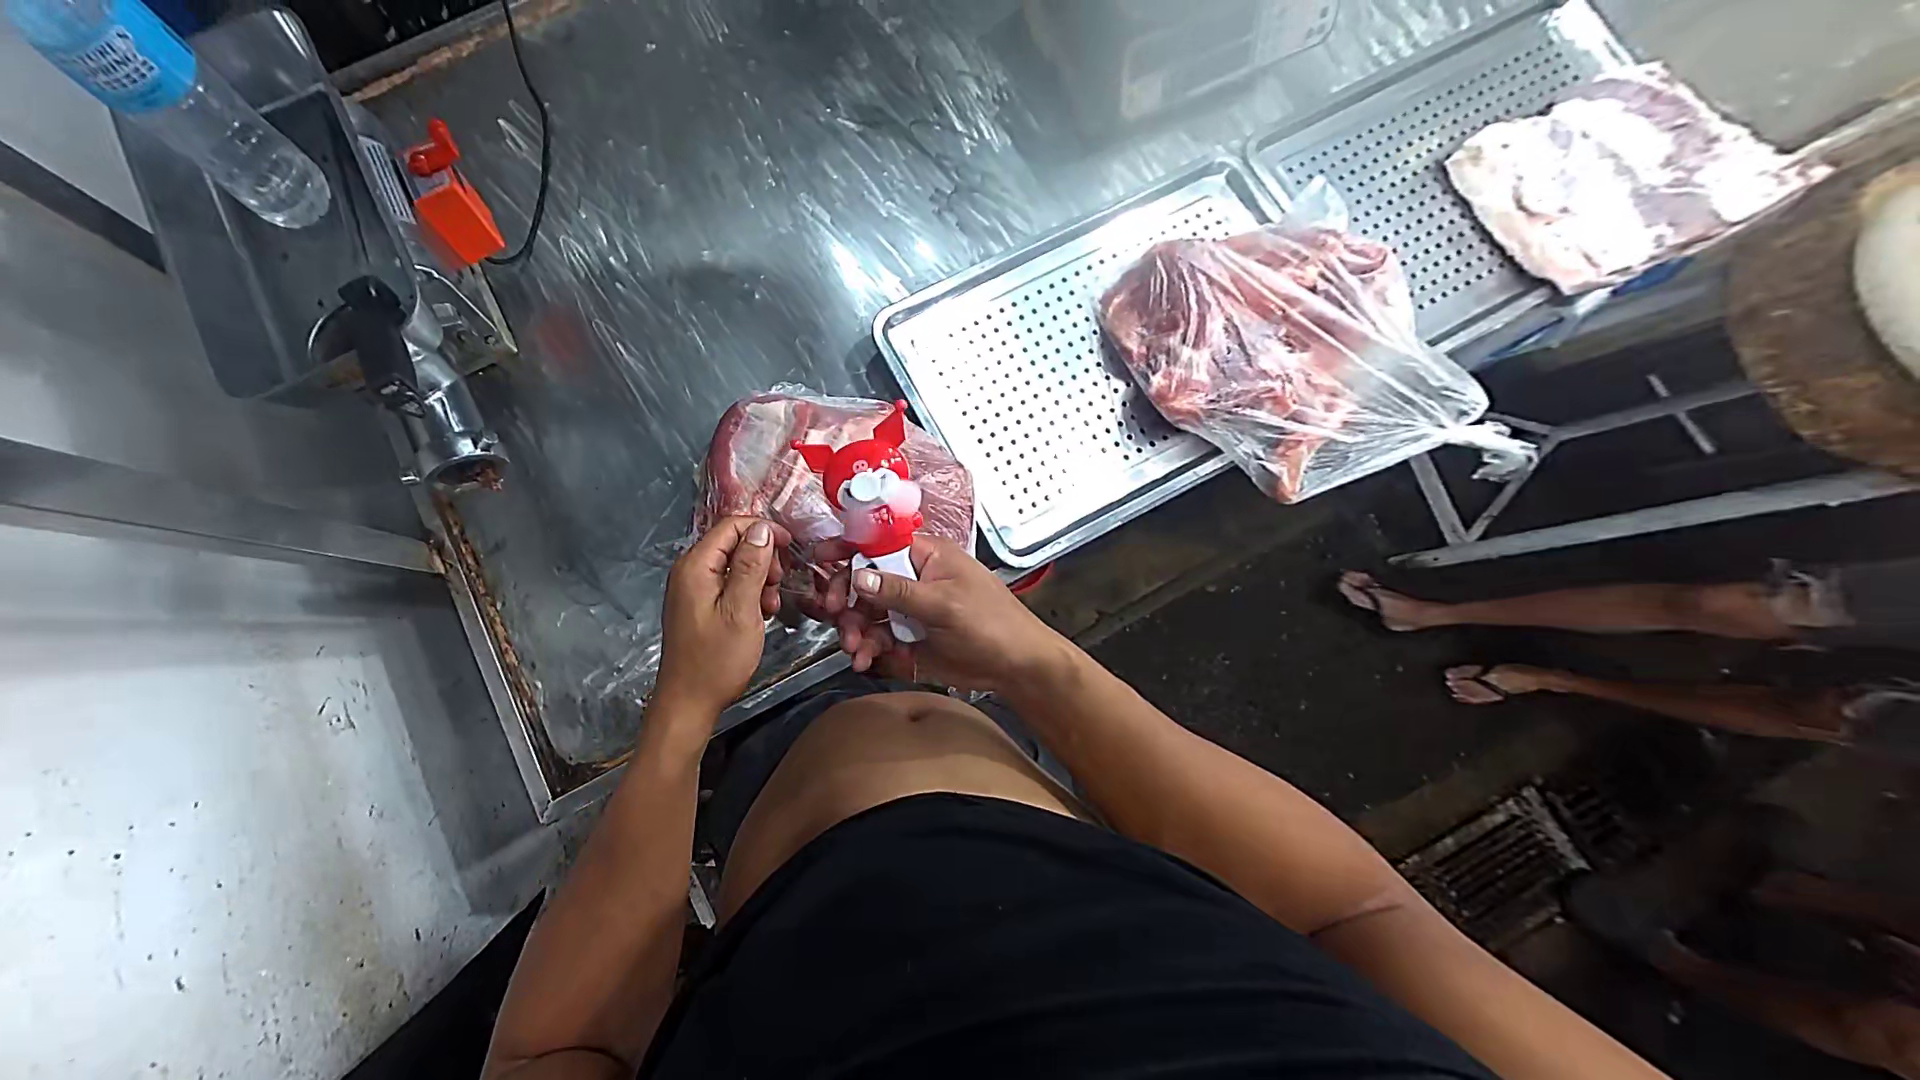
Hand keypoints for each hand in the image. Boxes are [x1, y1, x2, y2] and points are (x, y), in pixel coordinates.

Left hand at [654, 516, 792, 716]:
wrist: (690, 701)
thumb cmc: (716, 660)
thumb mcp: (741, 610)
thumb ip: (751, 566)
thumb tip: (761, 529)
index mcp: (696, 567)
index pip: (731, 526)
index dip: (763, 530)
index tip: (790, 546)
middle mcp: (690, 571)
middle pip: (734, 543)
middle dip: (763, 558)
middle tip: (779, 584)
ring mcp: (693, 588)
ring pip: (735, 565)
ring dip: (760, 578)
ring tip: (770, 605)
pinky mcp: (700, 604)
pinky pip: (729, 584)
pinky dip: (749, 593)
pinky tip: (760, 613)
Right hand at [812, 535, 1074, 692]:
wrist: (1015, 666)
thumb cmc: (993, 624)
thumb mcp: (944, 604)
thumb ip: (898, 591)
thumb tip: (859, 576)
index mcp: (925, 556)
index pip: (878, 543)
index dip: (848, 549)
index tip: (821, 560)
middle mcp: (913, 579)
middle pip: (864, 581)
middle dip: (847, 599)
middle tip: (838, 615)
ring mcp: (909, 609)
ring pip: (866, 613)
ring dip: (854, 629)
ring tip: (856, 648)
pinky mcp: (908, 637)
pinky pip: (877, 639)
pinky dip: (868, 649)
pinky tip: (866, 661)